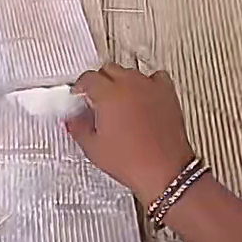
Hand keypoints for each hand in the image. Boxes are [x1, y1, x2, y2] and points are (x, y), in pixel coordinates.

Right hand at [64, 63, 196, 205]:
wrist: (164, 171)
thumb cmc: (133, 160)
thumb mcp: (93, 147)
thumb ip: (78, 127)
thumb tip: (73, 119)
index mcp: (108, 94)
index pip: (88, 78)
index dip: (80, 86)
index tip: (79, 94)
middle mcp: (130, 85)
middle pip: (108, 69)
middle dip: (99, 81)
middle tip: (95, 98)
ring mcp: (150, 88)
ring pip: (130, 72)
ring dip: (120, 81)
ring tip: (117, 100)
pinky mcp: (167, 94)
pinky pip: (155, 78)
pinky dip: (147, 83)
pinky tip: (142, 96)